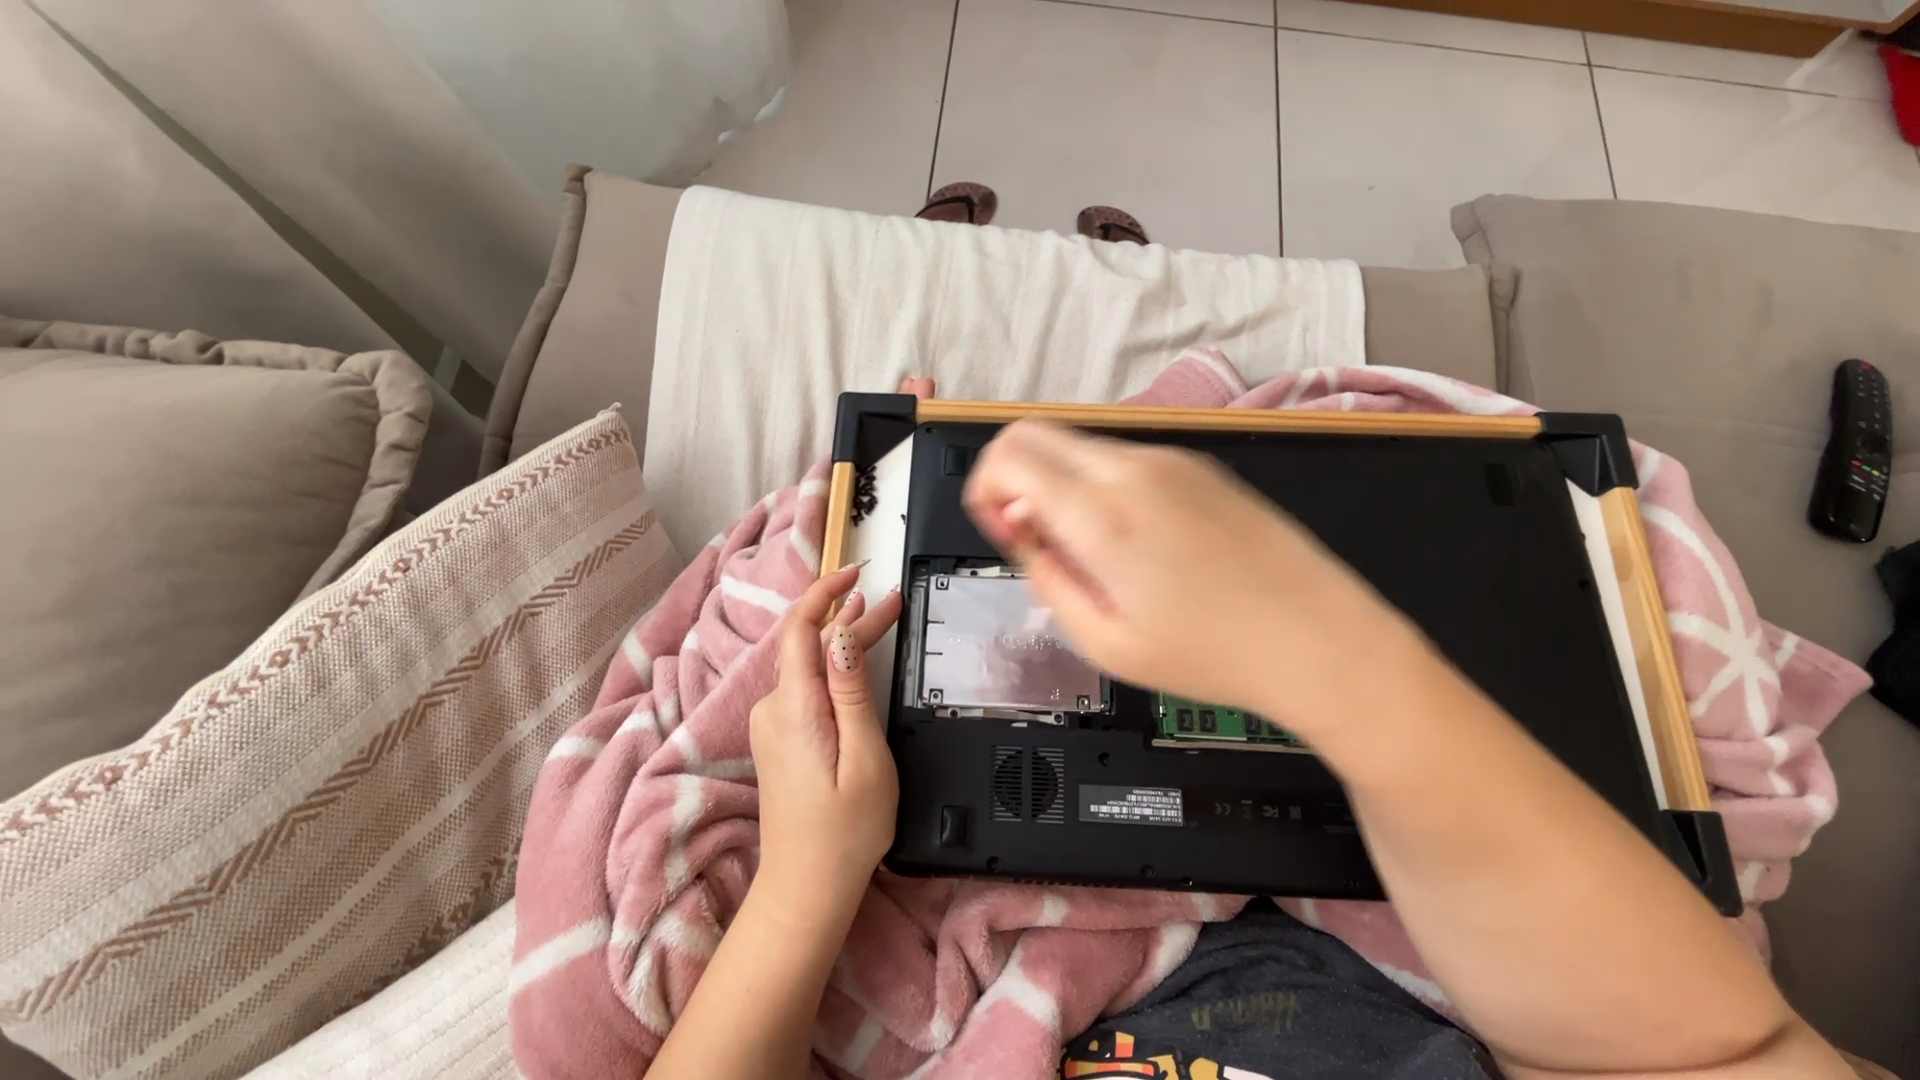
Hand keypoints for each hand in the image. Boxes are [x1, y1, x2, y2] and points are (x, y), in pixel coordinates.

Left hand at [749, 565, 902, 915]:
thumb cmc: (845, 830)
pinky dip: (833, 668)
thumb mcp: (863, 757)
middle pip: (809, 645)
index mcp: (795, 708)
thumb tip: (843, 636)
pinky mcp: (778, 737)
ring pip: (809, 665)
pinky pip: (805, 688)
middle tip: (894, 602)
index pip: (800, 629)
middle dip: (850, 619)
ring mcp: (772, 723)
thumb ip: (851, 693)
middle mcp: (774, 708)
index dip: (826, 593)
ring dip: (843, 642)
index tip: (858, 573)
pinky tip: (855, 662)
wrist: (806, 886)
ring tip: (882, 620)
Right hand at [962, 420, 1427, 736]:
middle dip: (1014, 481)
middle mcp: (1136, 471)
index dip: (986, 491)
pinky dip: (1102, 487)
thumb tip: (1022, 535)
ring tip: (1094, 555)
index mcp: (1104, 515)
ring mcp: (1172, 463)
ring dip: (1061, 486)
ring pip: (1080, 446)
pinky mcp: (1200, 468)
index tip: (1002, 529)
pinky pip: (1125, 459)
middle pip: (1036, 434)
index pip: (1008, 455)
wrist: (1320, 641)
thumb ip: (1046, 578)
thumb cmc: (1221, 653)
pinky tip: (1133, 545)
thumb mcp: (1106, 643)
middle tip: (1036, 539)